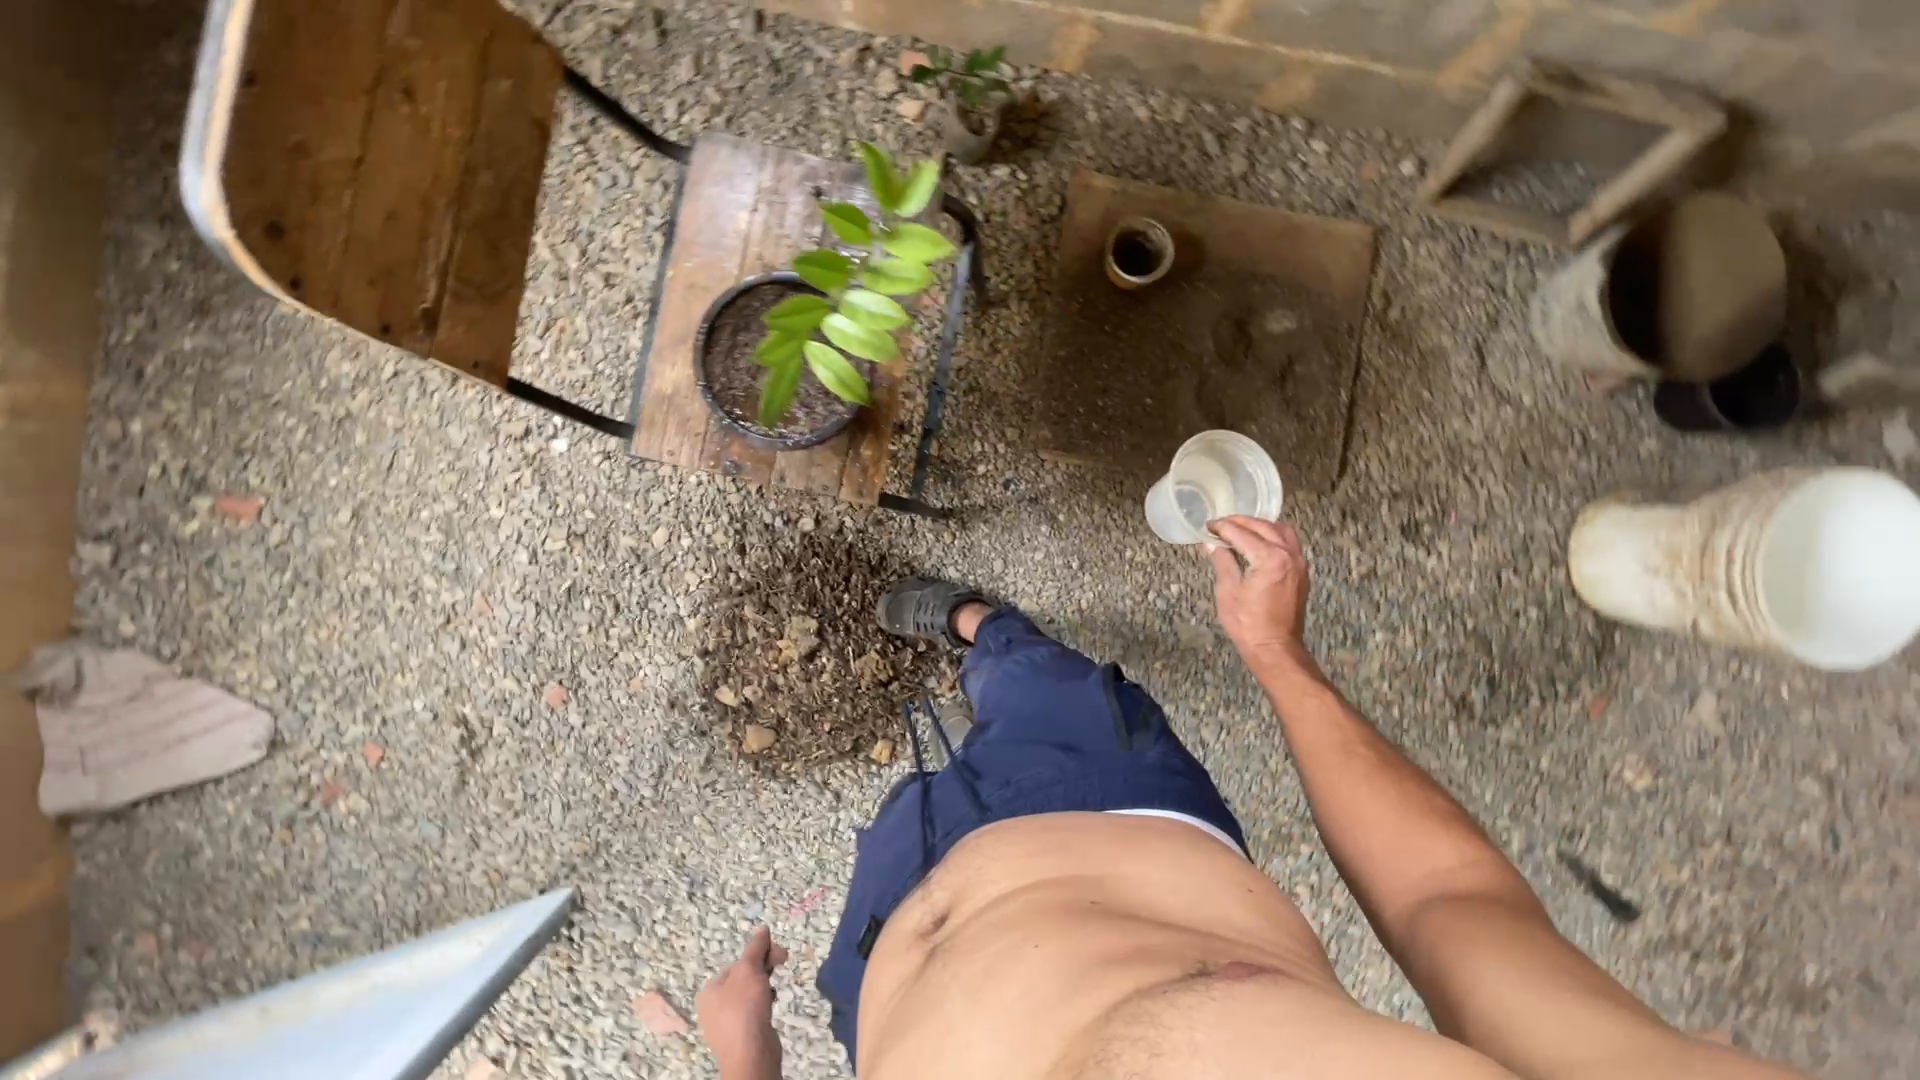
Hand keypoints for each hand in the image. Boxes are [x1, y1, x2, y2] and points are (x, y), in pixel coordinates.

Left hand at [696, 926, 787, 1079]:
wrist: (750, 1055)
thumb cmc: (744, 1008)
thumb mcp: (750, 969)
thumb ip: (756, 947)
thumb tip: (762, 928)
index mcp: (709, 989)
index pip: (738, 961)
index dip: (760, 954)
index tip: (779, 955)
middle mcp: (713, 1006)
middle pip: (743, 976)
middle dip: (764, 968)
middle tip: (783, 963)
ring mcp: (726, 1023)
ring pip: (750, 993)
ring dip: (765, 986)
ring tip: (774, 990)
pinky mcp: (740, 1035)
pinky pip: (753, 1011)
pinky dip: (764, 1005)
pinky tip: (771, 1006)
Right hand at [1206, 516, 1310, 665]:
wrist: (1275, 647)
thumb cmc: (1247, 623)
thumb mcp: (1228, 591)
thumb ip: (1223, 561)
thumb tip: (1212, 544)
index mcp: (1269, 558)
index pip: (1241, 533)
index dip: (1222, 527)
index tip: (1208, 525)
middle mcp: (1289, 555)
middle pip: (1263, 526)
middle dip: (1241, 522)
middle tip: (1221, 524)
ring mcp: (1299, 564)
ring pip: (1281, 531)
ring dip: (1261, 526)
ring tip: (1241, 529)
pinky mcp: (1301, 573)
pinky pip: (1290, 544)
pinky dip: (1274, 536)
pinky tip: (1259, 543)